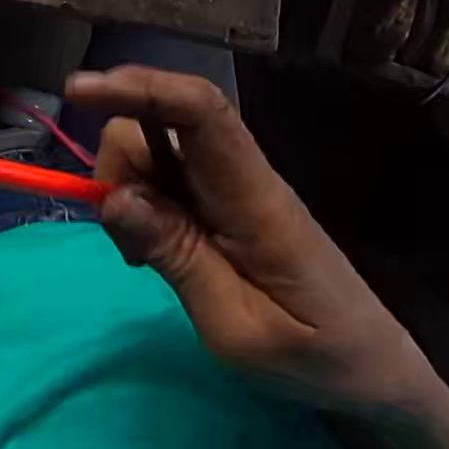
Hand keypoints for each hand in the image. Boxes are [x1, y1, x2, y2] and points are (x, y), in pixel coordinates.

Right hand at [65, 66, 435, 414]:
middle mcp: (238, 172)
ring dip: (127, 191)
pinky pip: (163, 178)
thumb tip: (115, 196)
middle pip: (160, 124)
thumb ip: (176, 258)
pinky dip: (140, 203)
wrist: (368, 363)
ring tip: (144, 260)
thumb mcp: (236, 330)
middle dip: (118, 165)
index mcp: (253, 194)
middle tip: (126, 245)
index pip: (201, 109)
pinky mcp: (220, 199)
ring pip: (154, 149)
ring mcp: (228, 183)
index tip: (79, 91)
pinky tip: (152, 249)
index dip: (141, 86)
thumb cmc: (315, 354)